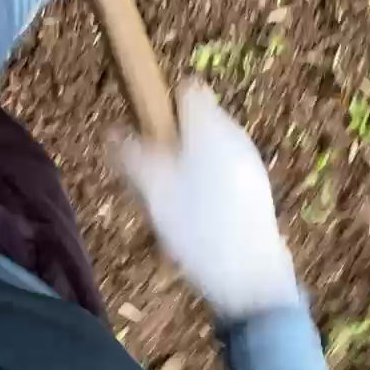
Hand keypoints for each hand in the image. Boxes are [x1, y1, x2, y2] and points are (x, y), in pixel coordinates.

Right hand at [118, 82, 301, 319]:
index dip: (164, 105)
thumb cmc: (199, 228)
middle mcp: (234, 135)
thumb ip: (131, 155)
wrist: (253, 279)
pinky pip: (223, 170)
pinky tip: (198, 220)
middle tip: (154, 176)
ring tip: (174, 204)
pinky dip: (207, 184)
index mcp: (209, 126)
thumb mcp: (153, 190)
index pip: (187, 89)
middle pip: (196, 120)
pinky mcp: (257, 188)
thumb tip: (113, 131)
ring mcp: (249, 162)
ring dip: (188, 165)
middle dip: (172, 141)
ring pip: (208, 148)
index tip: (148, 131)